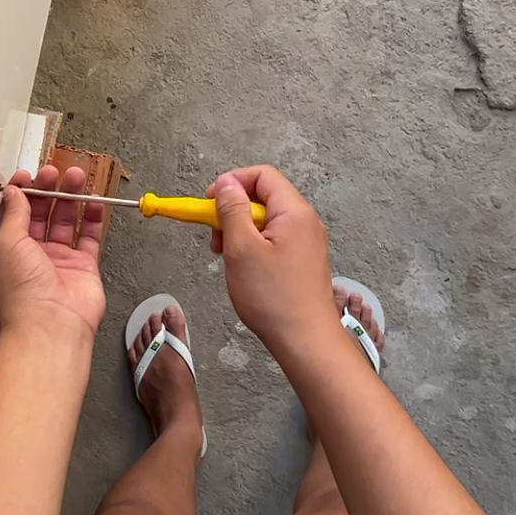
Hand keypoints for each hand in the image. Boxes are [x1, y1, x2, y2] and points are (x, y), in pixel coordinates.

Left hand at [0, 166, 107, 340]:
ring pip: (66, 220)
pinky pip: (89, 237)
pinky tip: (95, 202)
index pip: (14, 212)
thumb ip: (13, 213)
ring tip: (77, 177)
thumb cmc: (23, 295)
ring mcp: (59, 260)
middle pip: (41, 213)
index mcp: (8, 249)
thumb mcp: (7, 242)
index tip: (28, 175)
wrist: (51, 326)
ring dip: (71, 197)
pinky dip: (93, 218)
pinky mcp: (83, 267)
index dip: (21, 192)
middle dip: (48, 189)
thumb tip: (13, 191)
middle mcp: (33, 254)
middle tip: (56, 172)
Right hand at [208, 165, 341, 353]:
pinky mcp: (302, 259)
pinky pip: (273, 238)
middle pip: (263, 196)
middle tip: (216, 235)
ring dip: (240, 230)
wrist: (305, 339)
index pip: (262, 175)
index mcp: (294, 212)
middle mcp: (305, 221)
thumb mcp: (242, 248)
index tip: (210, 202)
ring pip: (265, 219)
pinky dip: (253, 245)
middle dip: (233, 209)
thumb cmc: (274, 297)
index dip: (232, 182)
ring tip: (227, 255)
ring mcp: (306, 241)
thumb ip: (232, 210)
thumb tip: (226, 184)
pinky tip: (243, 267)